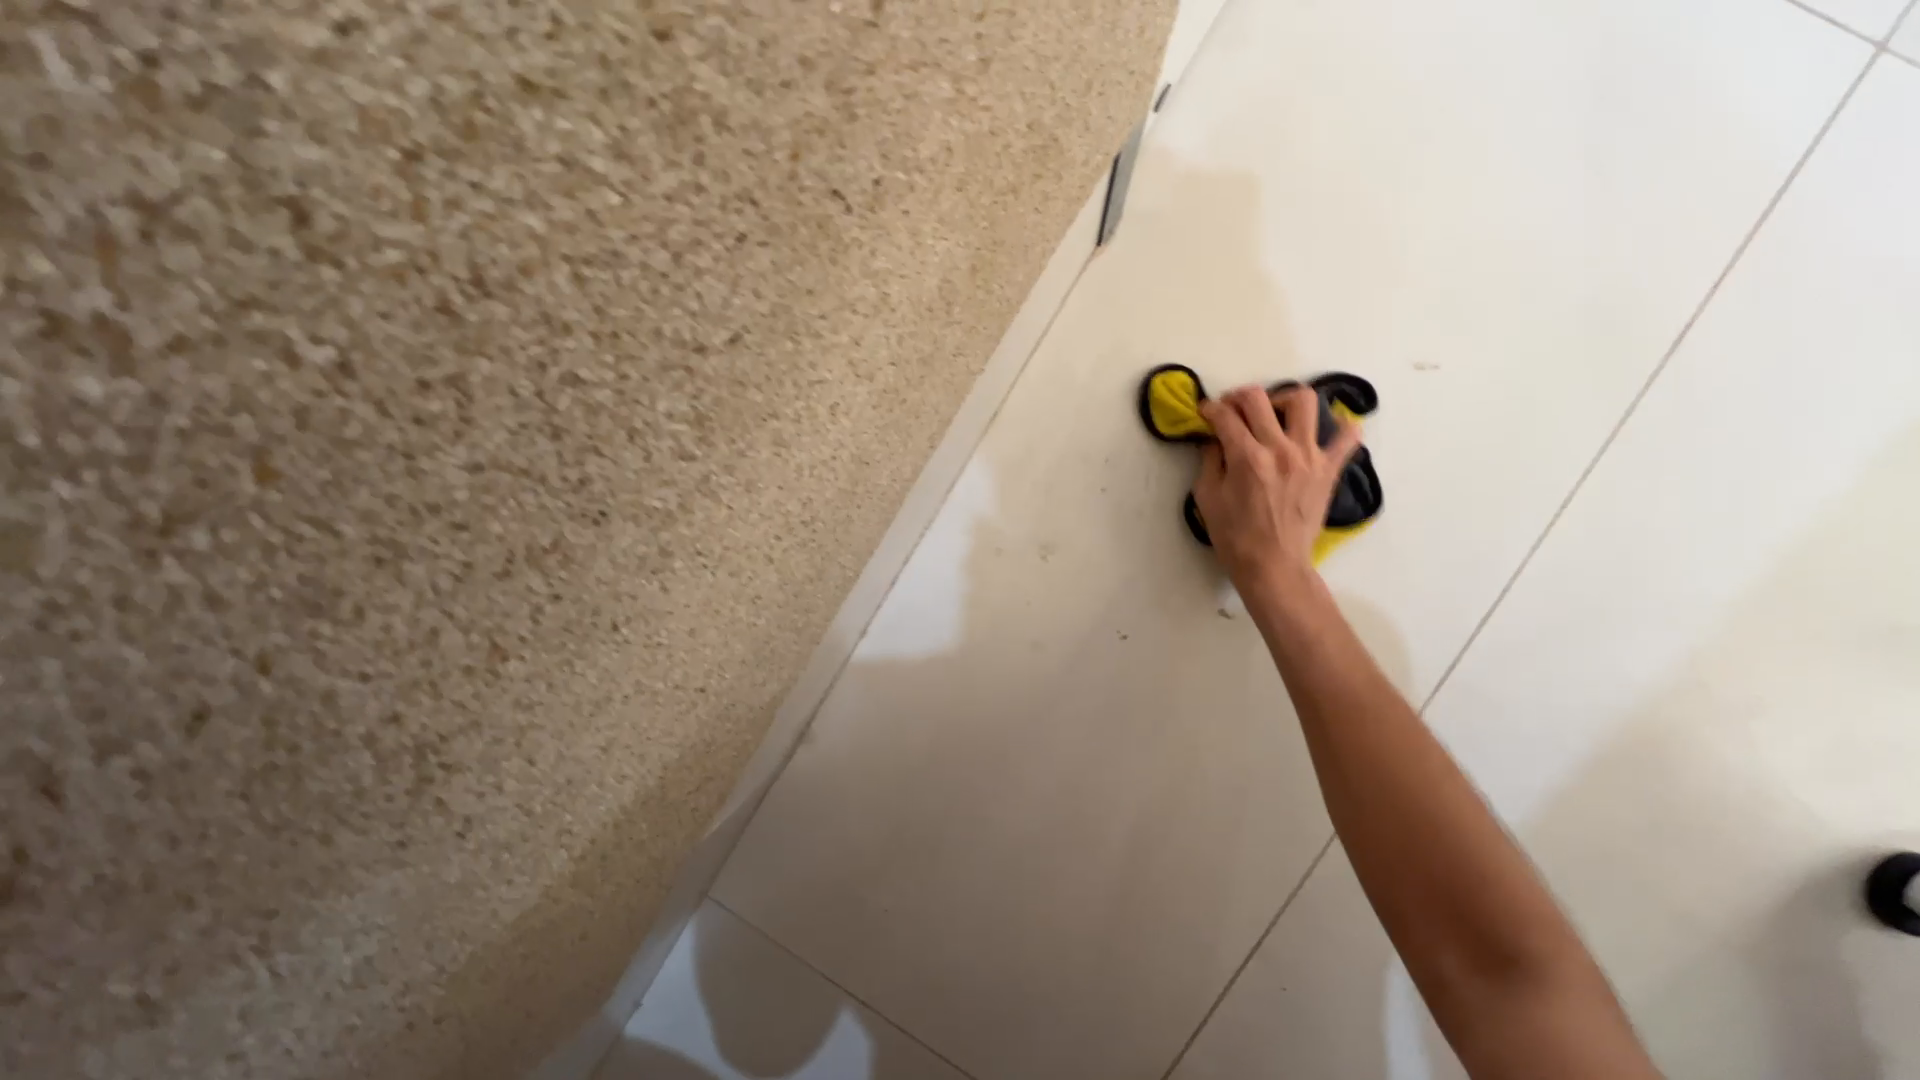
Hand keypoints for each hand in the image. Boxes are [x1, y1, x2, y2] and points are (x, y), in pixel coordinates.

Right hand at [1194, 384, 1363, 594]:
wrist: (1273, 565)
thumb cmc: (1235, 537)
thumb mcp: (1207, 498)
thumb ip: (1209, 462)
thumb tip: (1214, 439)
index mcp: (1246, 457)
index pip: (1225, 416)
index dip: (1210, 409)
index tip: (1206, 414)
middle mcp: (1279, 449)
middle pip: (1258, 399)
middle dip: (1238, 397)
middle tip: (1233, 409)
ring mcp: (1308, 457)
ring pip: (1303, 402)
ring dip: (1284, 400)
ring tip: (1276, 413)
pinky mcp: (1329, 470)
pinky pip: (1348, 438)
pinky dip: (1344, 427)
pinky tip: (1331, 428)